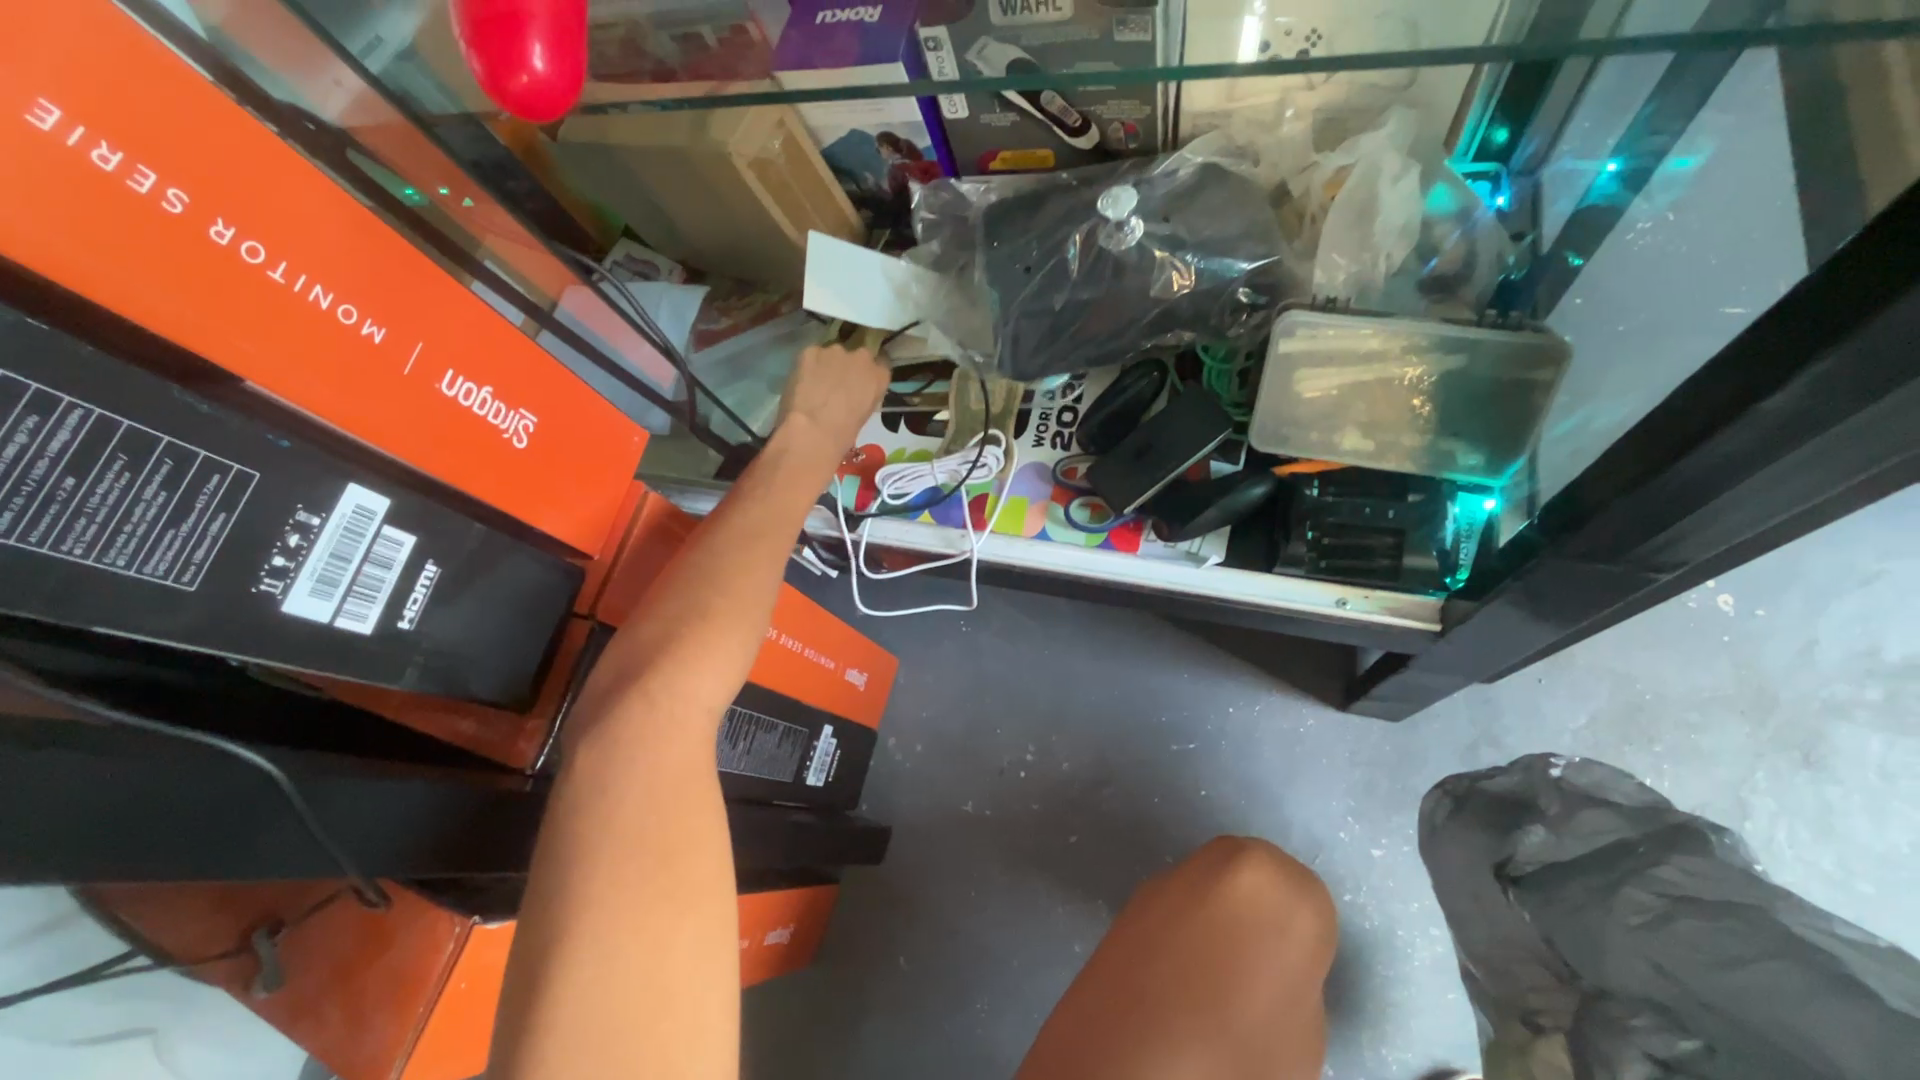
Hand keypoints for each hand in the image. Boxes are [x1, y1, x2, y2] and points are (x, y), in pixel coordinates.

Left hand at [776, 343, 889, 459]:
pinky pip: (811, 355)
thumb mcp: (865, 413)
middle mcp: (862, 357)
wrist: (815, 429)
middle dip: (847, 367)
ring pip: (832, 354)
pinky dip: (808, 366)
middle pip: (856, 356)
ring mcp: (837, 351)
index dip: (866, 374)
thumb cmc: (844, 432)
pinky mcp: (812, 351)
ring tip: (815, 384)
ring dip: (826, 365)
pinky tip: (802, 381)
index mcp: (880, 376)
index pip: (879, 365)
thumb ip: (863, 395)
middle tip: (835, 385)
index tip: (857, 383)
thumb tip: (853, 392)